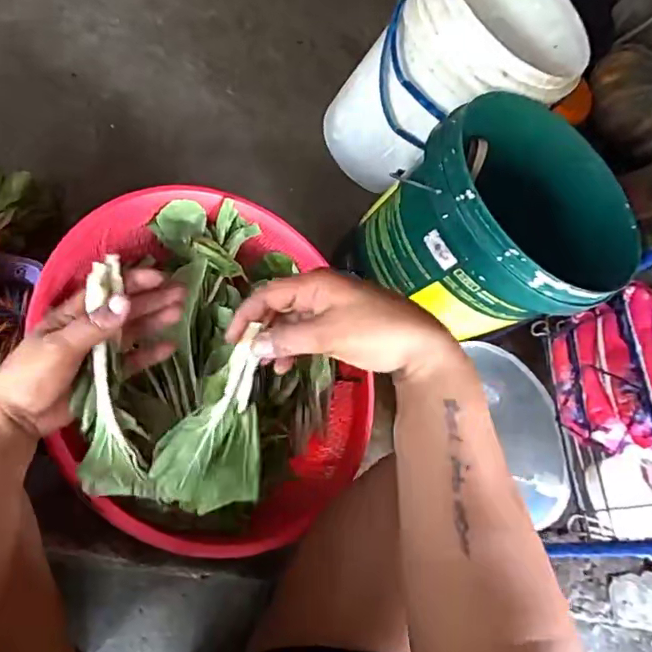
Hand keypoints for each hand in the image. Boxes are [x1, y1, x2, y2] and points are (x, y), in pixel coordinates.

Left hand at [0, 268, 185, 438]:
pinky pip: (133, 361)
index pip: (107, 291)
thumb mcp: (60, 346)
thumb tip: (127, 302)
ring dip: (155, 321)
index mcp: (72, 315)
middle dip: (152, 299)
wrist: (18, 418)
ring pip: (132, 332)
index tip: (160, 277)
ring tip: (179, 312)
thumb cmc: (30, 375)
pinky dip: (150, 354)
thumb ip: (95, 326)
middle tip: (181, 292)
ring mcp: (99, 352)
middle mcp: (89, 328)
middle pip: (125, 310)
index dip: (133, 281)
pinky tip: (170, 346)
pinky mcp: (107, 375)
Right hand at [224, 268, 460, 379]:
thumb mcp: (327, 336)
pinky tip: (287, 365)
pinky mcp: (340, 322)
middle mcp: (320, 290)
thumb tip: (254, 346)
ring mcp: (331, 306)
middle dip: (260, 328)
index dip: (246, 315)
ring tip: (267, 367)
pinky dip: (294, 345)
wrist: (420, 345)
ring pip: (292, 320)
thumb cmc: (374, 333)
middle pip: (278, 304)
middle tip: (245, 354)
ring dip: (277, 340)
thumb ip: (288, 339)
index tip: (231, 341)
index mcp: (315, 284)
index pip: (268, 293)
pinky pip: (307, 330)